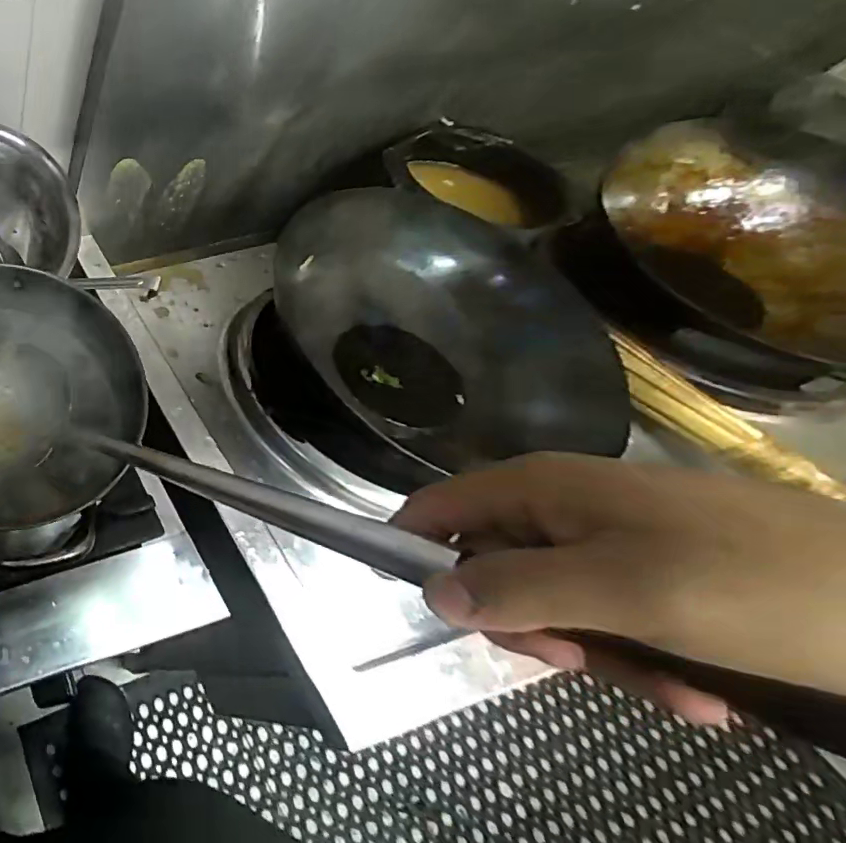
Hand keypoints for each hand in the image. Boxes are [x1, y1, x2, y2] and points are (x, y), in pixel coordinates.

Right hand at [391, 453, 845, 726]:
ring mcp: (615, 539)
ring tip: (677, 693)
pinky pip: (615, 616)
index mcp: (536, 488)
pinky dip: (647, 660)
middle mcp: (561, 506)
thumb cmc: (760, 587)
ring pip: (557, 600)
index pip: (435, 511)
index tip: (455, 618)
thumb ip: (516, 590)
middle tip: (576, 661)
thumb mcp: (627, 594)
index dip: (423, 558)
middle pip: (493, 564)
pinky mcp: (662, 573)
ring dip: (601, 655)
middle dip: (531, 623)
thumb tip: (429, 595)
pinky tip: (702, 694)